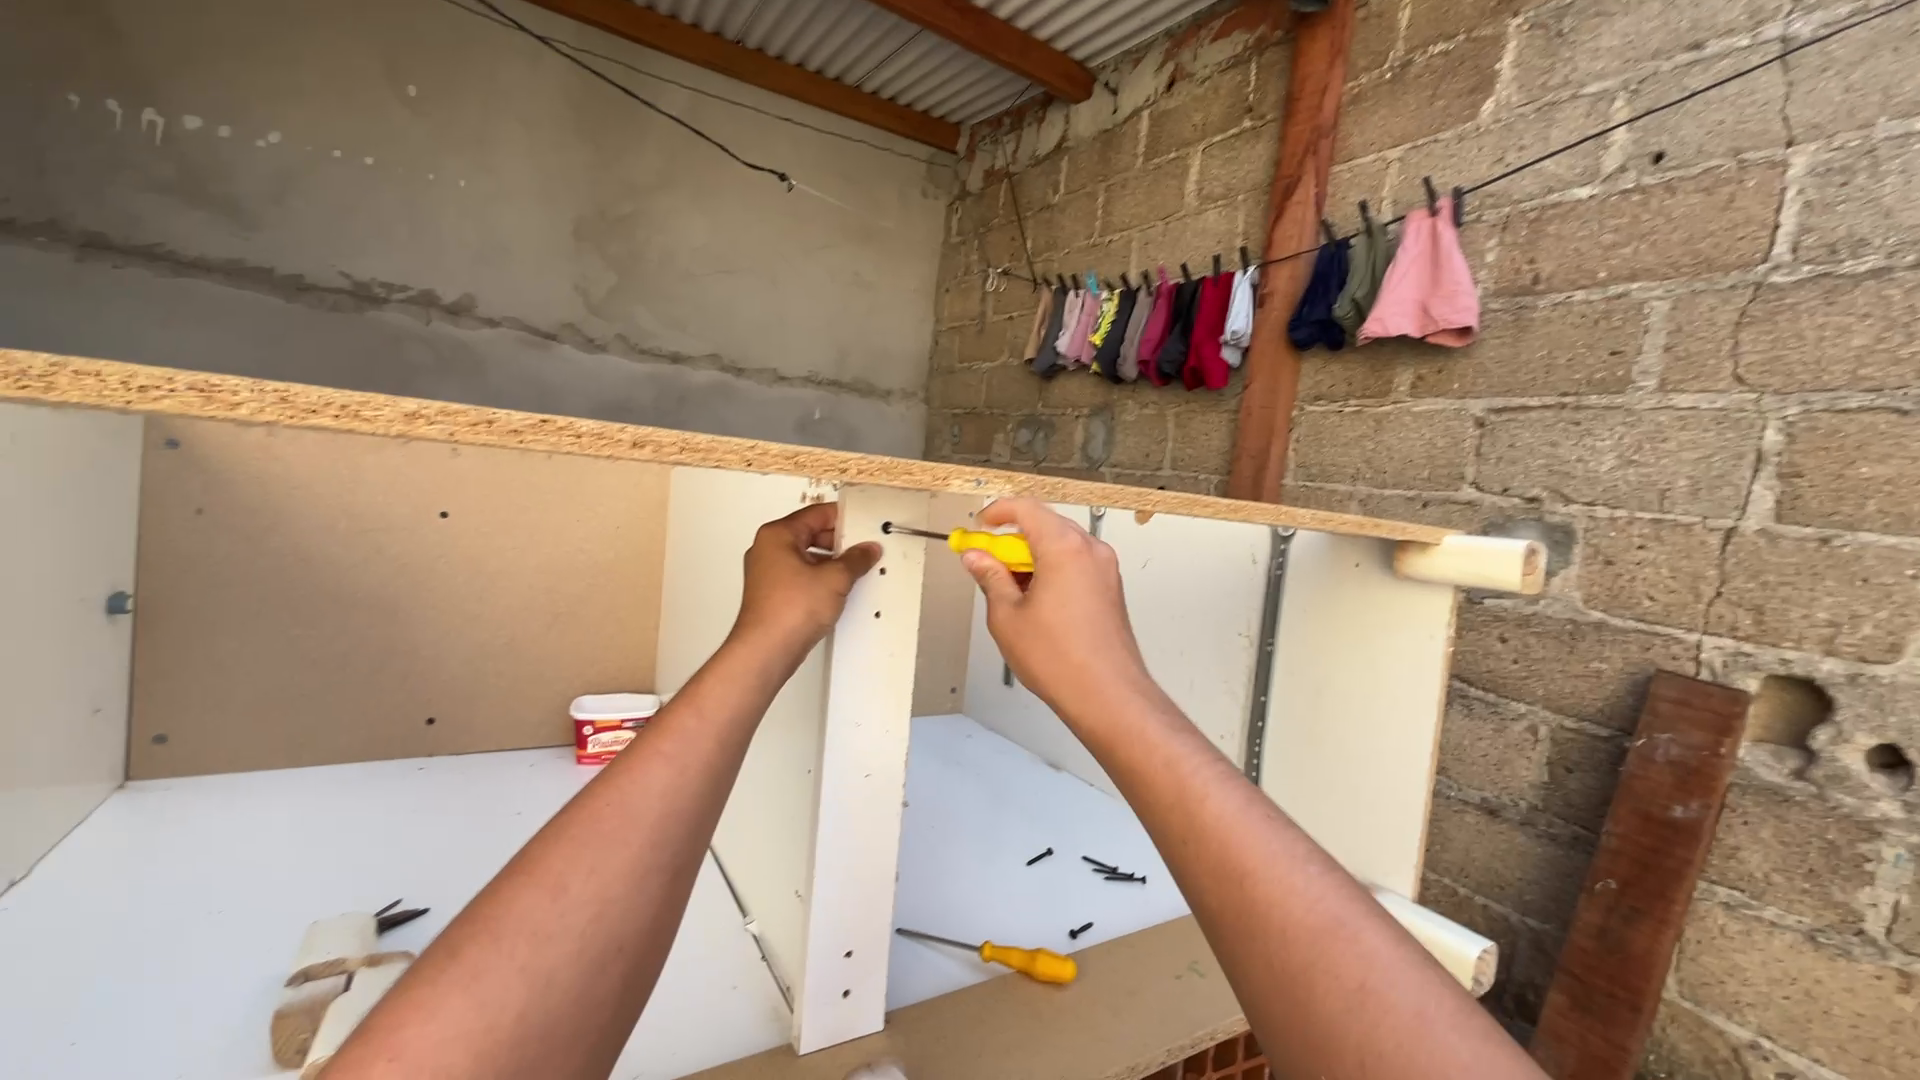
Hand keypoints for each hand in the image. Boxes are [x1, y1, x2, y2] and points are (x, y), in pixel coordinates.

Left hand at [731, 502, 881, 655]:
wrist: (766, 650)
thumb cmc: (792, 609)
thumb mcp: (835, 578)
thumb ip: (855, 559)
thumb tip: (868, 549)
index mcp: (778, 535)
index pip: (816, 514)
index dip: (844, 518)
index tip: (866, 524)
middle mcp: (768, 549)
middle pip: (811, 533)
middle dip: (840, 542)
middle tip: (866, 549)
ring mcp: (769, 572)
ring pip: (807, 556)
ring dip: (832, 562)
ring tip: (858, 570)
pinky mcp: (773, 594)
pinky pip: (802, 576)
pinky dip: (821, 578)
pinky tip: (841, 589)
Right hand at [960, 498, 1162, 722]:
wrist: (1107, 694)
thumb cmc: (1064, 661)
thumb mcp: (1007, 616)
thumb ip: (990, 578)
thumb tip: (977, 559)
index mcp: (1064, 548)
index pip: (1026, 509)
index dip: (997, 512)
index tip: (980, 524)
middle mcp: (1090, 551)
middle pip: (1045, 524)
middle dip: (1012, 538)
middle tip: (986, 559)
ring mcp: (1105, 569)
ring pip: (1061, 544)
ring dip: (1032, 555)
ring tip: (1008, 587)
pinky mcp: (1110, 587)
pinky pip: (1076, 562)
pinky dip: (1052, 568)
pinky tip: (1034, 598)